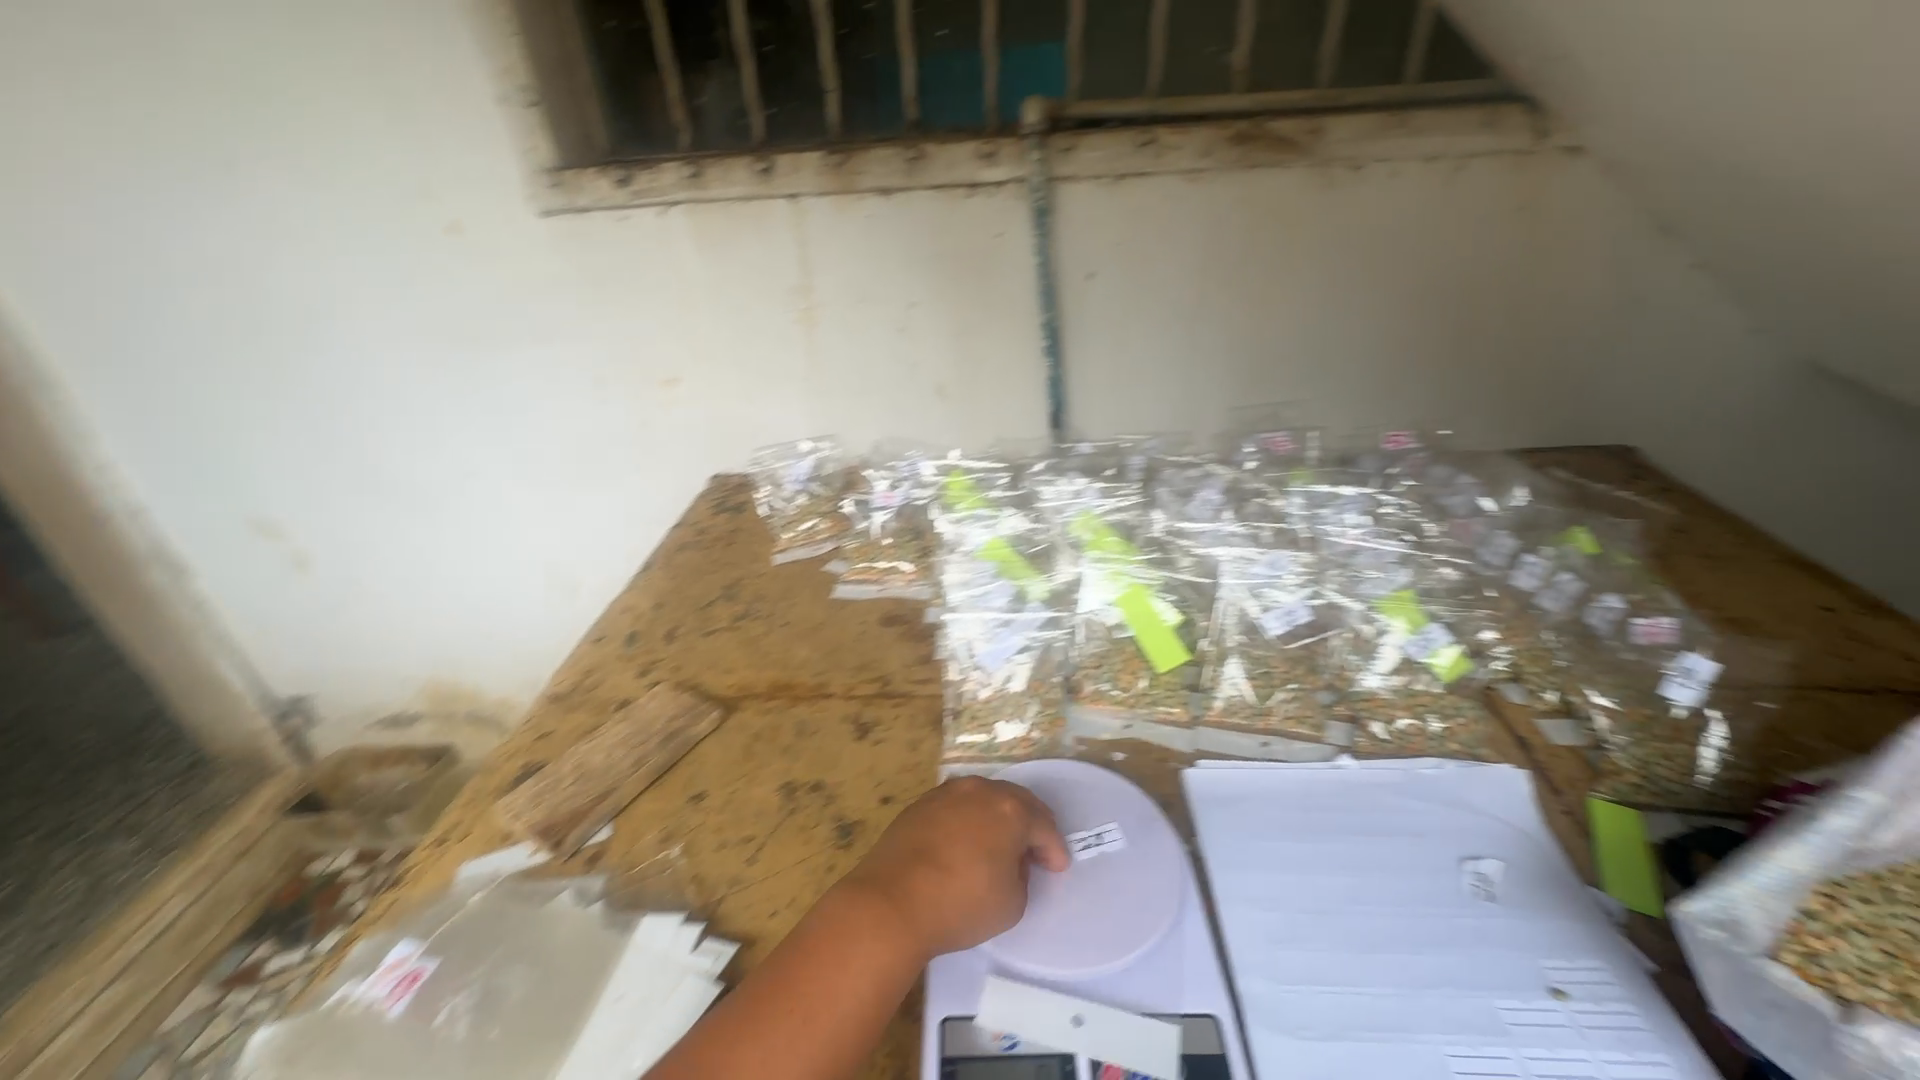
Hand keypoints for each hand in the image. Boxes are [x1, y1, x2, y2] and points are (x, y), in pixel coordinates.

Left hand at [839, 776, 1070, 960]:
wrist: (891, 903)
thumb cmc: (960, 904)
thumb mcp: (1012, 904)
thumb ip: (1021, 877)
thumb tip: (1008, 862)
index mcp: (1010, 809)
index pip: (1043, 826)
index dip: (1054, 849)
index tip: (1057, 867)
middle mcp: (979, 791)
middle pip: (1015, 801)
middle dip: (1029, 825)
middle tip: (1035, 849)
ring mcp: (945, 794)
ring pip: (982, 799)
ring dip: (996, 818)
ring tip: (1000, 844)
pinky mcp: (918, 806)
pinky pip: (955, 807)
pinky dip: (967, 821)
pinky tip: (966, 842)